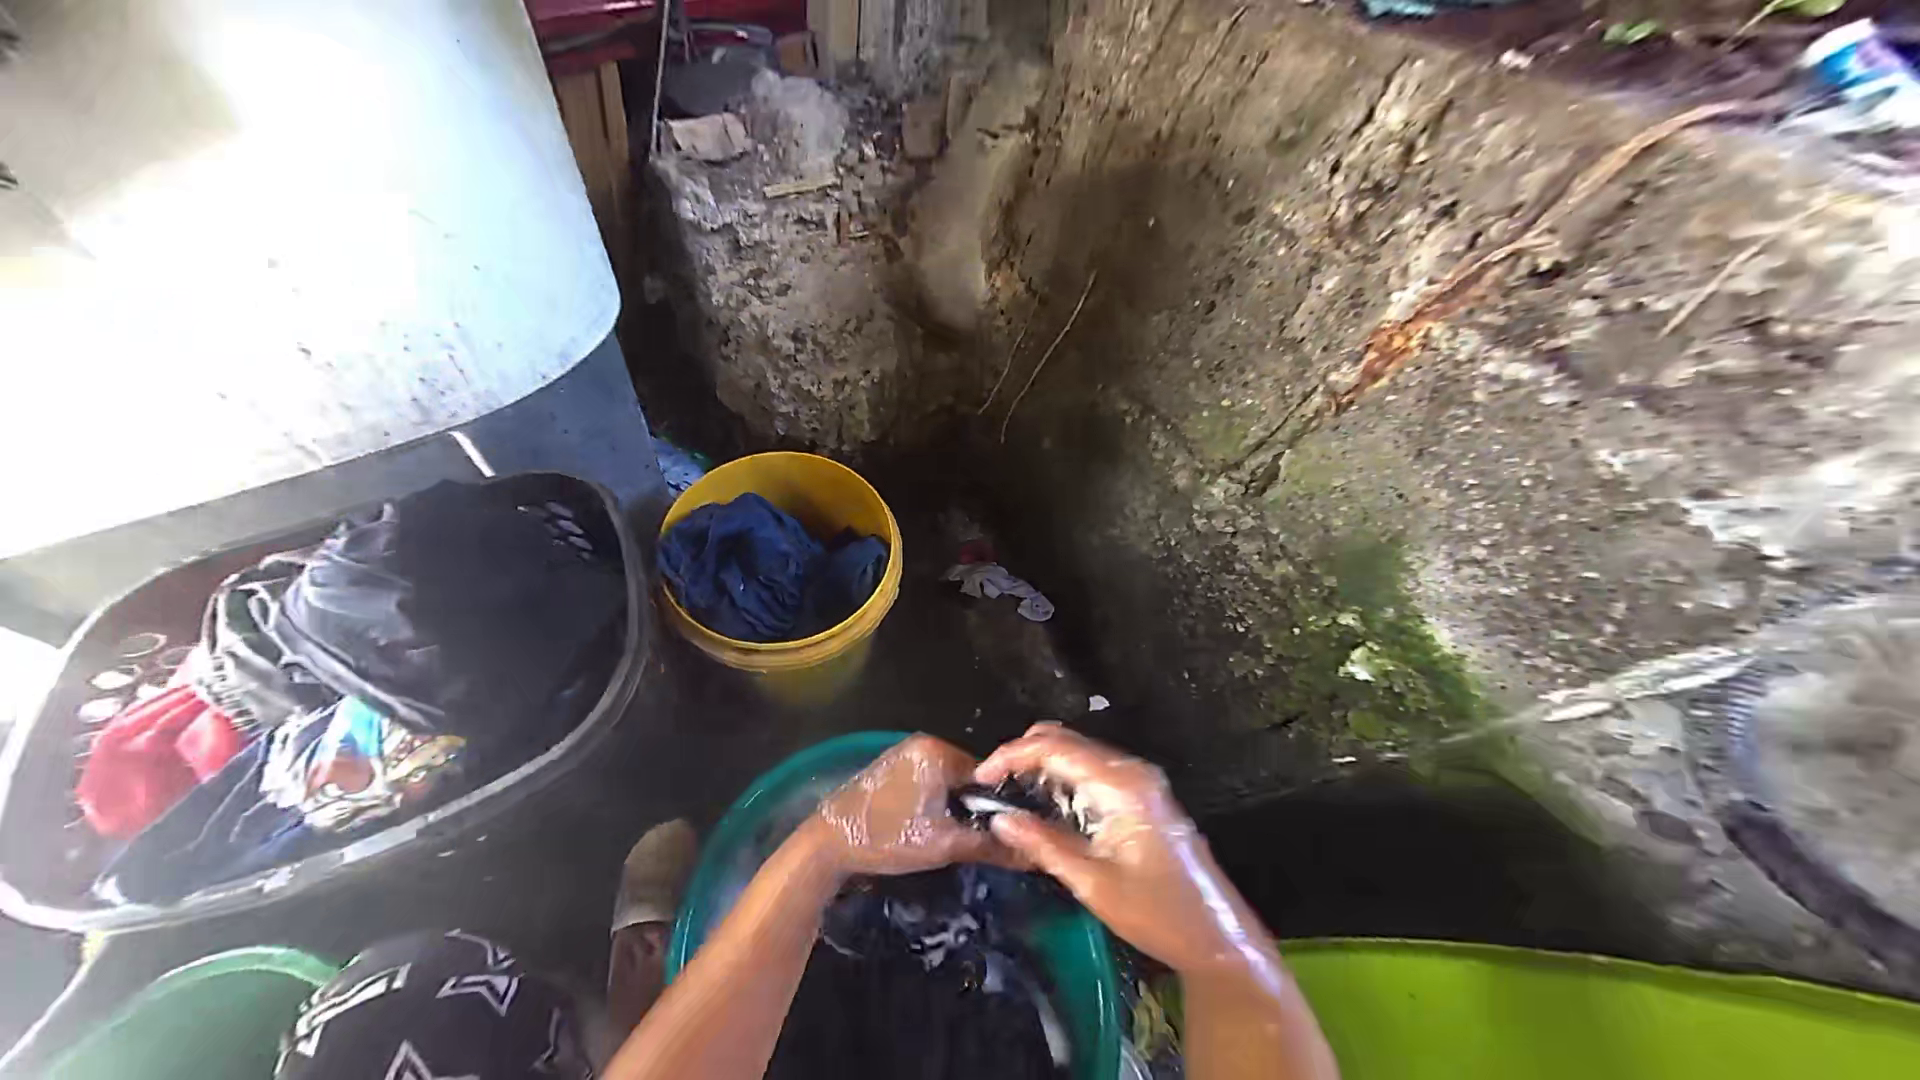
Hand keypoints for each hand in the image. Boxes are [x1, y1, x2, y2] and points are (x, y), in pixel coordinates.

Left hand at [813, 734, 1005, 876]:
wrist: (827, 844)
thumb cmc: (889, 838)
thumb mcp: (945, 845)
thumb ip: (990, 846)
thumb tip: (1034, 855)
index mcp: (939, 751)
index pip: (986, 774)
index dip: (995, 805)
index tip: (1000, 832)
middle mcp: (924, 743)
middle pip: (966, 776)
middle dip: (971, 806)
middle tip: (970, 839)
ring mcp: (904, 753)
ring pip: (946, 780)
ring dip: (952, 805)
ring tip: (949, 835)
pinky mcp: (891, 767)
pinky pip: (927, 780)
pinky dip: (933, 800)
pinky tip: (925, 825)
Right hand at [976, 723, 1268, 974]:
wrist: (1217, 938)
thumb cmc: (1156, 913)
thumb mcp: (1092, 882)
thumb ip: (1042, 844)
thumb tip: (999, 819)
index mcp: (1120, 783)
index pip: (1054, 747)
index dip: (1011, 755)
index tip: (981, 777)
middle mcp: (1130, 769)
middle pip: (1065, 740)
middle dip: (1023, 757)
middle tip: (994, 789)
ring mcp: (1138, 779)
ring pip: (1077, 753)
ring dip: (1042, 768)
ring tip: (1012, 798)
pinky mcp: (1140, 793)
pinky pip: (1092, 770)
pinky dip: (1063, 779)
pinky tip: (1047, 806)